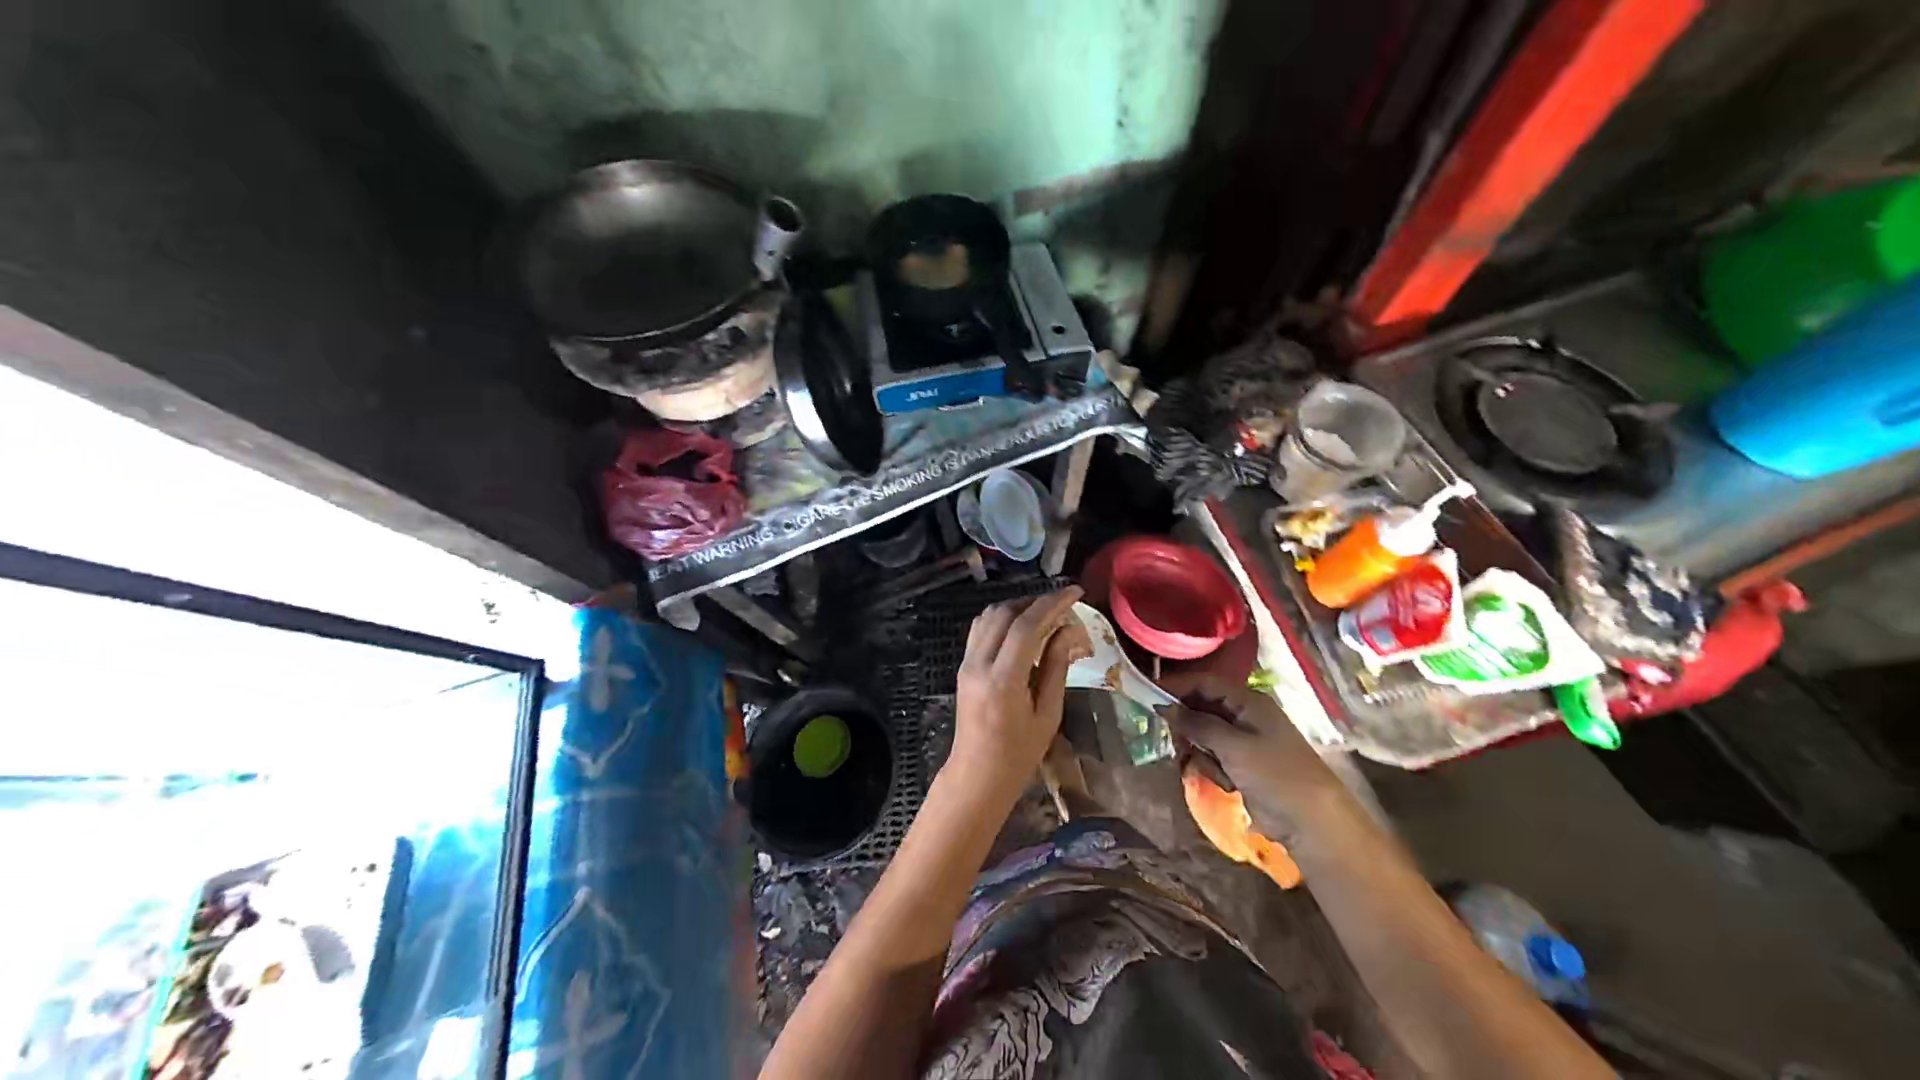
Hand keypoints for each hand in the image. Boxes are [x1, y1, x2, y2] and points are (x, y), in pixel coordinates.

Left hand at [949, 587, 1092, 798]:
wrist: (977, 774)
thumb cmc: (1019, 753)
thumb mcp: (1047, 713)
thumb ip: (1055, 667)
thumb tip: (1068, 630)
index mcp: (1003, 679)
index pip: (1026, 625)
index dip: (1052, 603)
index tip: (1075, 592)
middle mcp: (979, 664)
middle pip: (1005, 613)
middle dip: (1036, 601)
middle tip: (1064, 604)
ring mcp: (967, 663)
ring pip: (989, 616)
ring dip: (1018, 607)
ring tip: (1046, 613)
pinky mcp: (963, 665)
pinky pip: (981, 629)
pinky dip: (1003, 619)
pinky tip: (1022, 627)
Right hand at [1159, 672, 1341, 841]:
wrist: (1312, 820)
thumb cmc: (1275, 774)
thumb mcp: (1233, 746)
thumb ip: (1197, 724)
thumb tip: (1164, 706)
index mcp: (1248, 701)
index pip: (1205, 682)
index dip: (1177, 686)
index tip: (1148, 694)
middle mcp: (1245, 715)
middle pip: (1202, 705)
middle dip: (1187, 722)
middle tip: (1174, 739)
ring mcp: (1244, 739)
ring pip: (1204, 732)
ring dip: (1200, 748)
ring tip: (1207, 766)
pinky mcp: (1242, 763)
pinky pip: (1213, 754)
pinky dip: (1211, 765)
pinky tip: (1223, 781)